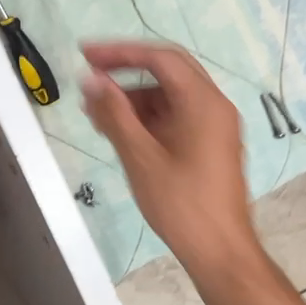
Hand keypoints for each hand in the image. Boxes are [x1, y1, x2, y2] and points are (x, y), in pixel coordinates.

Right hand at [79, 40, 259, 275]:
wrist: (220, 252)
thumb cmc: (181, 204)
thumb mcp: (140, 156)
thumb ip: (113, 112)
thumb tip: (90, 78)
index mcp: (203, 103)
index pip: (159, 58)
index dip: (119, 52)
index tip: (85, 55)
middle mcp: (213, 106)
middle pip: (167, 69)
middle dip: (125, 67)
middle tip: (90, 70)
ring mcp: (213, 125)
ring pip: (167, 93)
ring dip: (131, 94)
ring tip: (95, 110)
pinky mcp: (207, 142)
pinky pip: (173, 113)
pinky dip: (144, 114)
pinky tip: (116, 128)